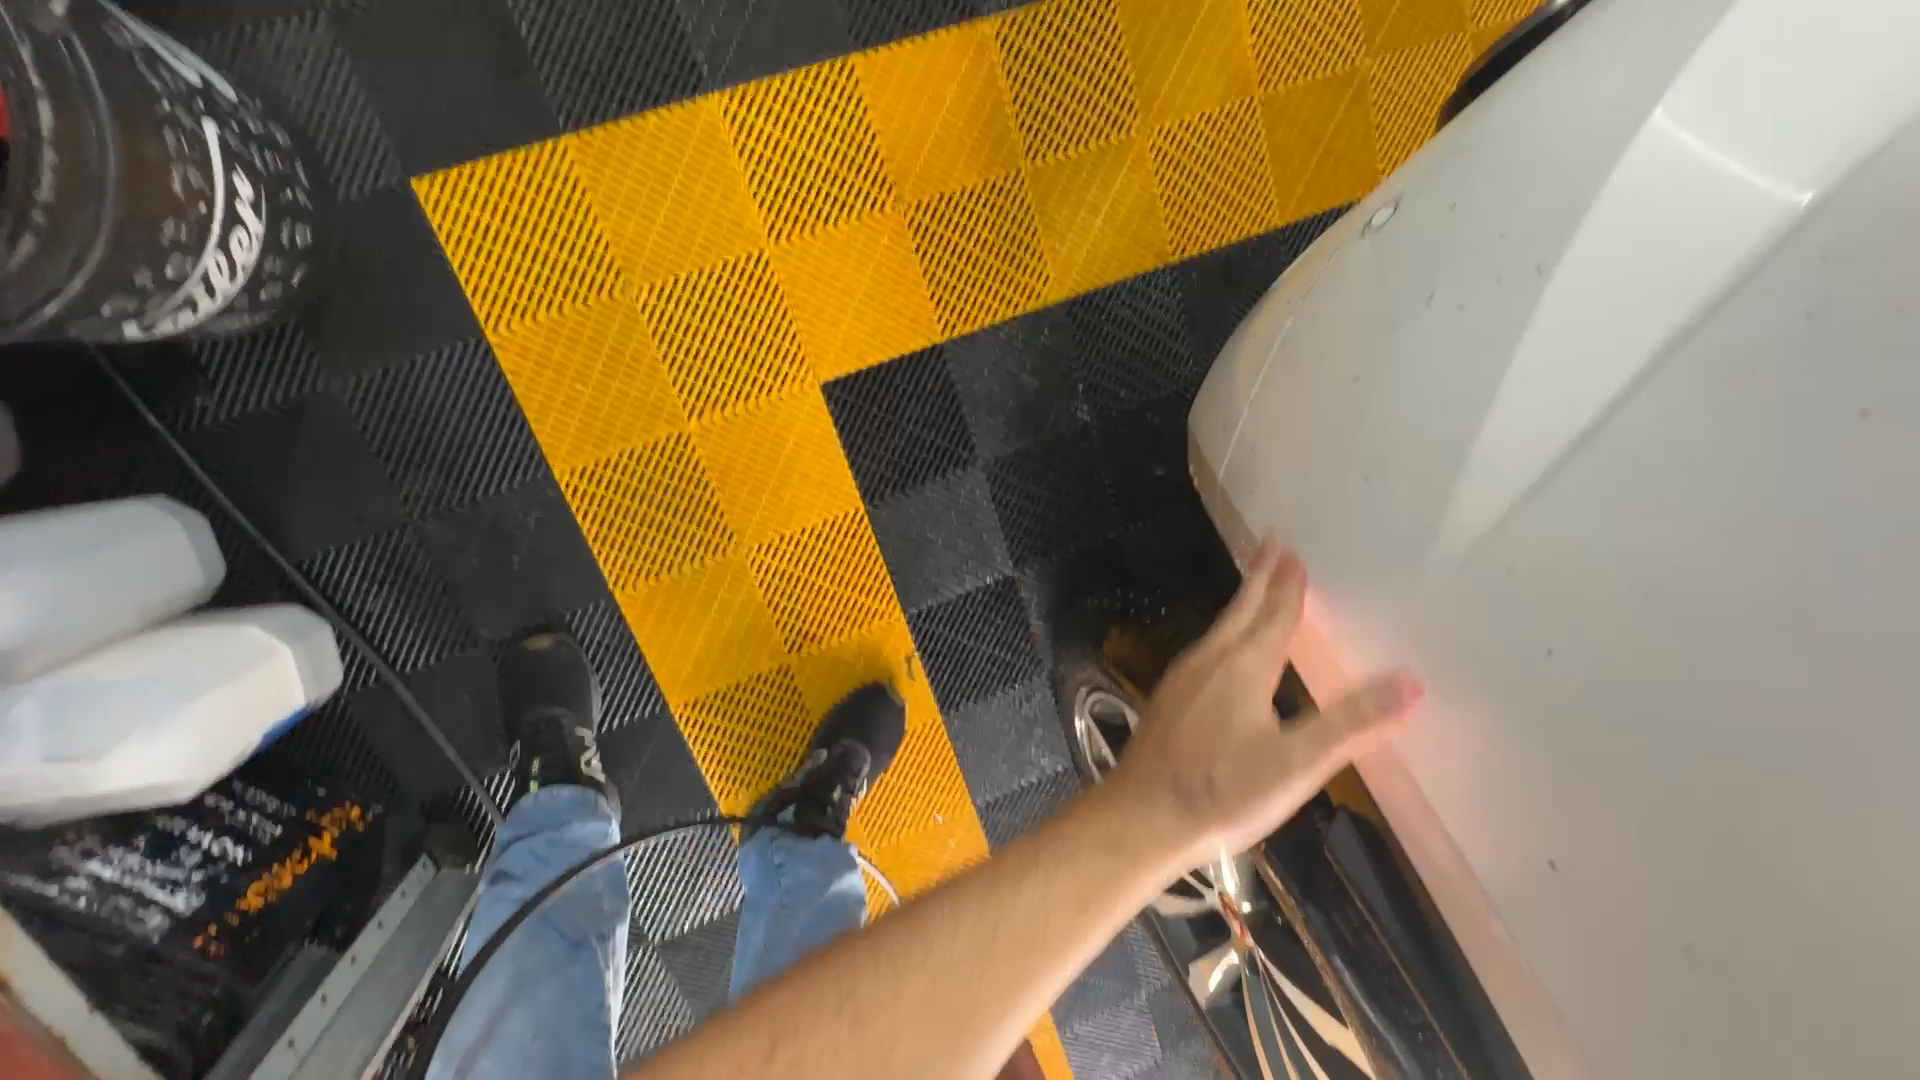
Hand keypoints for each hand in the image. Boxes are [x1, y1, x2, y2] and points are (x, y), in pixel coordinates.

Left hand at [1102, 540, 1423, 872]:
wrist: (1141, 816)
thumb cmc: (1222, 791)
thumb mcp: (1297, 764)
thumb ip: (1351, 723)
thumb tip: (1411, 683)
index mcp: (1244, 666)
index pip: (1273, 613)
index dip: (1287, 583)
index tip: (1291, 549)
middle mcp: (1209, 660)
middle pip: (1241, 610)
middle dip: (1259, 576)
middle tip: (1272, 544)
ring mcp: (1183, 679)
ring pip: (1219, 629)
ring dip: (1241, 604)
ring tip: (1255, 591)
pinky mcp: (1169, 701)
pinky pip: (1205, 650)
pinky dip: (1224, 634)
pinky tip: (1223, 653)